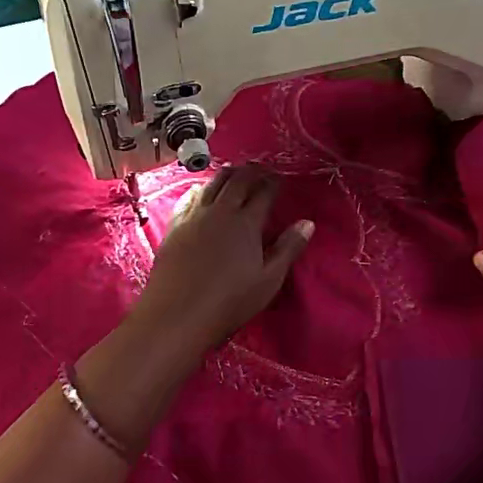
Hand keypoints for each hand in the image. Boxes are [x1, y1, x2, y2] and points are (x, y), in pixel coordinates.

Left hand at [134, 165, 314, 355]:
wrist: (177, 312)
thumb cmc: (229, 301)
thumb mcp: (268, 280)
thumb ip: (288, 248)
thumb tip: (307, 222)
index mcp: (245, 222)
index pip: (263, 193)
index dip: (273, 182)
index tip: (280, 178)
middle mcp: (219, 211)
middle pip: (236, 181)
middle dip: (251, 172)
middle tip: (260, 170)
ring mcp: (193, 216)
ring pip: (211, 184)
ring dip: (226, 175)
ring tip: (234, 173)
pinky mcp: (175, 225)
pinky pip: (189, 197)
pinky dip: (200, 188)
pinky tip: (201, 191)